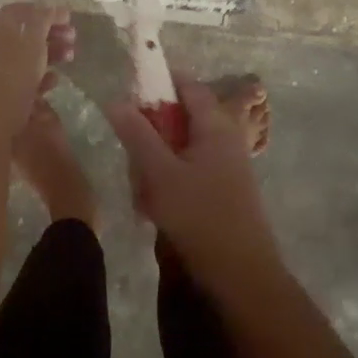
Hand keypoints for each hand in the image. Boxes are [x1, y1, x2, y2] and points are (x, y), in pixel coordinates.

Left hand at [0, 2, 74, 131]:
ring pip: (29, 55)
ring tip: (70, 58)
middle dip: (54, 33)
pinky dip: (42, 76)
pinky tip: (54, 81)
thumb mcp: (32, 36)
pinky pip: (26, 77)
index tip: (70, 19)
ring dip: (52, 53)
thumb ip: (44, 17)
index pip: (25, 9)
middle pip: (28, 32)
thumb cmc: (13, 70)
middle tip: (74, 38)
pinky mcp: (3, 90)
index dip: (48, 12)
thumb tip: (54, 8)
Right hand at [106, 75, 278, 281]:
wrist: (242, 275)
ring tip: (141, 194)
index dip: (159, 82)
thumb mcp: (160, 173)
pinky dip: (168, 184)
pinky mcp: (223, 192)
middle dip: (151, 134)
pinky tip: (153, 211)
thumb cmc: (201, 216)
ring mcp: (226, 167)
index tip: (130, 92)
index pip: (188, 85)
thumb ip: (137, 134)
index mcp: (215, 125)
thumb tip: (115, 99)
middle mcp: (225, 139)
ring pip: (180, 150)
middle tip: (131, 156)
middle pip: (180, 119)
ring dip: (156, 165)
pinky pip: (188, 173)